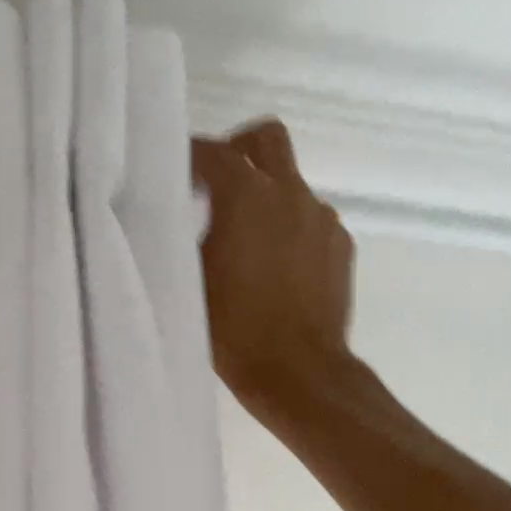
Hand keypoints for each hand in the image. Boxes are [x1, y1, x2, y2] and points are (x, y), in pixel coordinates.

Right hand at [191, 119, 358, 417]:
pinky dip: (286, 229)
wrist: (296, 370)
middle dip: (236, 150)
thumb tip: (179, 214)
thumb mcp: (188, 277)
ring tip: (241, 243)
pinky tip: (271, 269)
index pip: (212, 151)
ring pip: (289, 184)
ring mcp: (322, 217)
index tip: (169, 170)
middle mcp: (290, 193)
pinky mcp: (341, 245)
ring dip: (263, 198)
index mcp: (246, 196)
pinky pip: (308, 220)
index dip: (187, 155)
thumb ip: (185, 233)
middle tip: (213, 184)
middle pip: (265, 139)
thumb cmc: (230, 326)